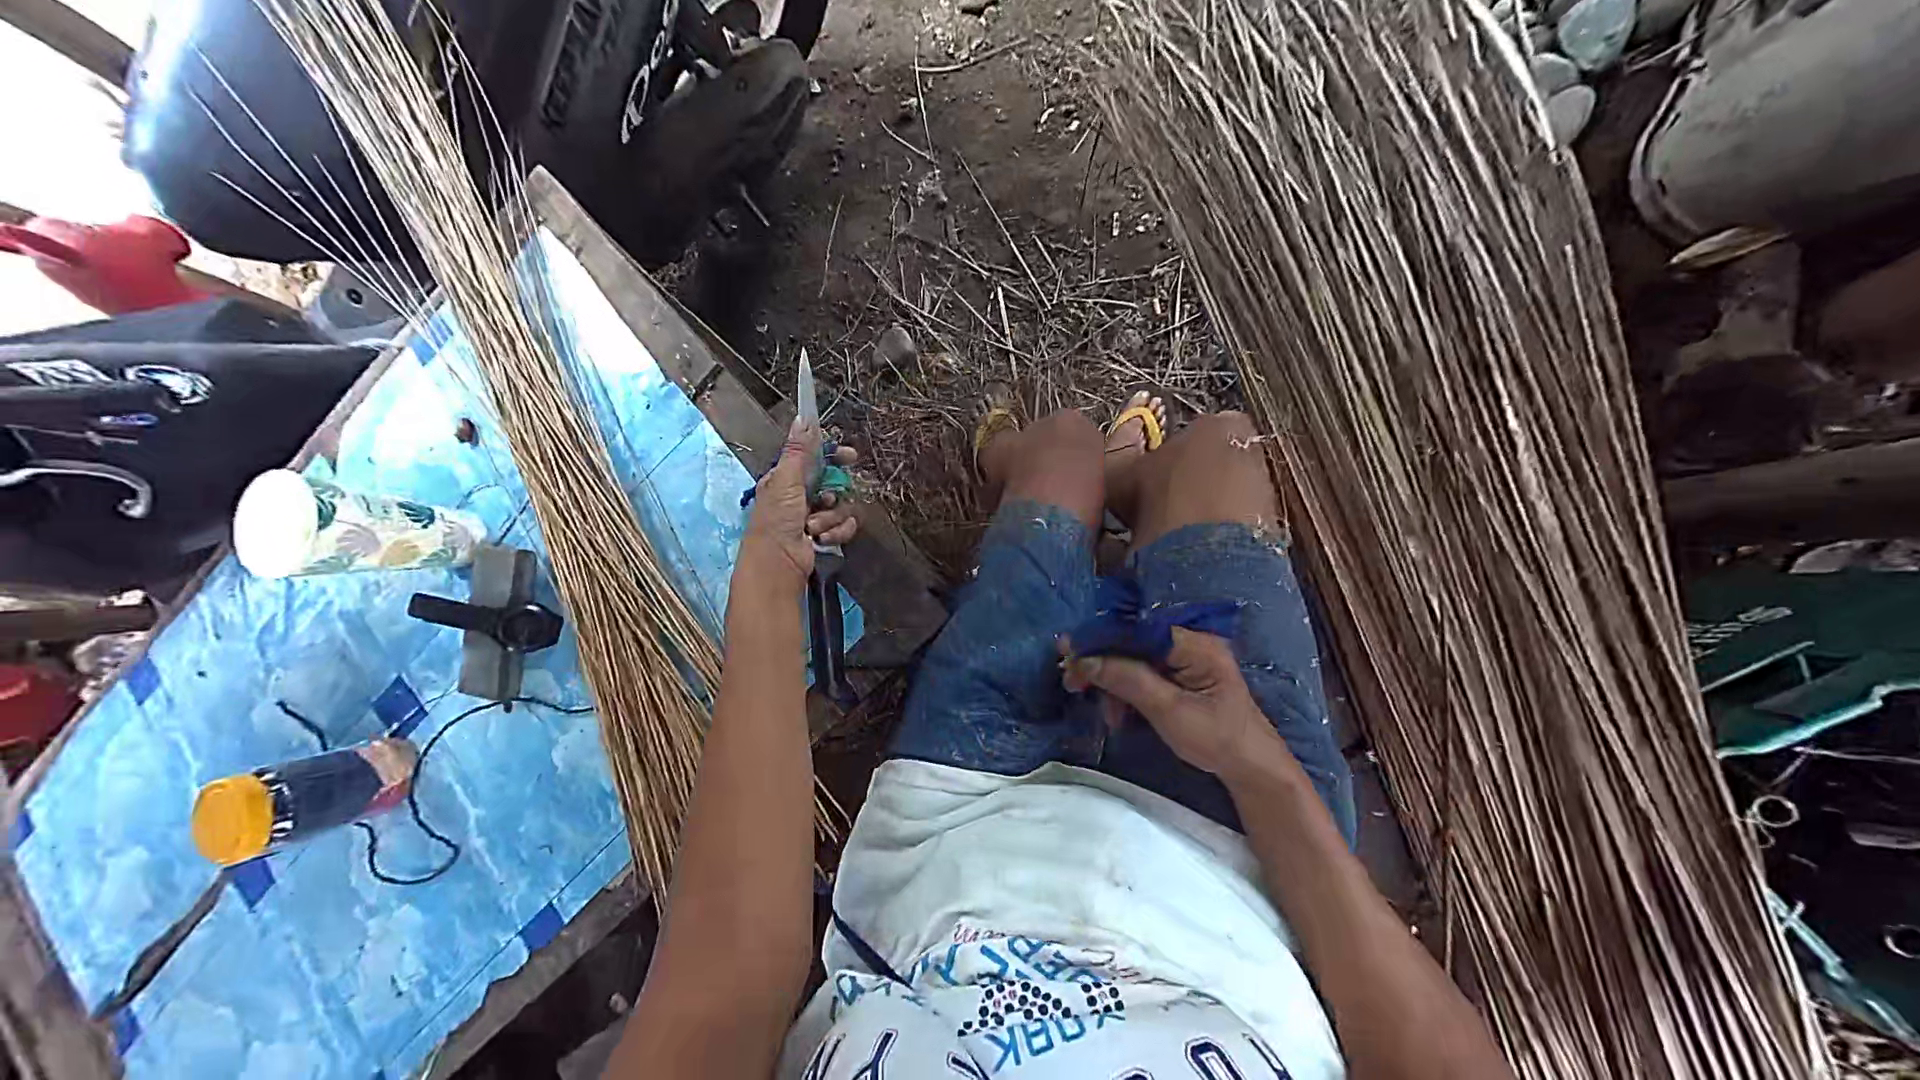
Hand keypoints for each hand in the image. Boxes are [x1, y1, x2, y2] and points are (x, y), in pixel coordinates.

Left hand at [740, 418, 859, 586]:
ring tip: (812, 526)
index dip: (834, 456)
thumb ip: (798, 450)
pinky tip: (822, 538)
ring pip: (842, 505)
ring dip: (831, 517)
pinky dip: (836, 532)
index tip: (849, 456)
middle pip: (834, 482)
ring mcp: (815, 516)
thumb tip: (803, 418)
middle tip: (827, 500)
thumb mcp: (786, 479)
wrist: (778, 563)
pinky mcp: (827, 535)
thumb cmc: (777, 519)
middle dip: (833, 493)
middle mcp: (802, 495)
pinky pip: (846, 525)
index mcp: (788, 478)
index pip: (816, 459)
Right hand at [1062, 627, 1297, 787]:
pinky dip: (1126, 695)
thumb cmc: (1217, 739)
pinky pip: (1142, 676)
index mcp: (1193, 644)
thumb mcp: (1168, 711)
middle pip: (1131, 644)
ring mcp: (1184, 661)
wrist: (1252, 770)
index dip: (1099, 639)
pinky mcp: (1179, 677)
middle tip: (1072, 684)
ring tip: (1108, 717)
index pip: (1136, 630)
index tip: (1068, 653)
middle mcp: (1188, 644)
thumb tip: (1085, 659)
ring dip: (1113, 687)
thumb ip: (1127, 680)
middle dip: (1102, 666)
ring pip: (1132, 662)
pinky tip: (1119, 716)